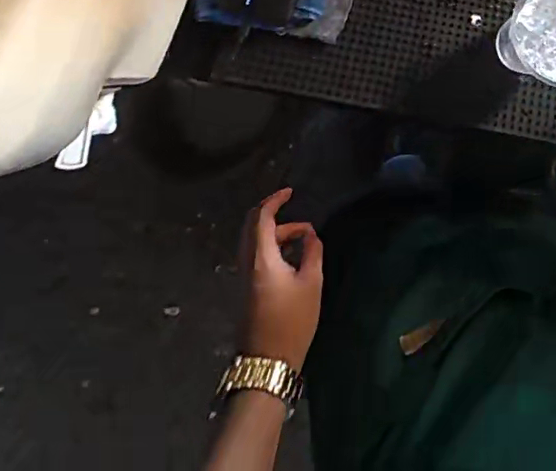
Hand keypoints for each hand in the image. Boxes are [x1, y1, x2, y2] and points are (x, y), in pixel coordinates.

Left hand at [237, 188, 322, 368]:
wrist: (267, 363)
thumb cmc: (292, 322)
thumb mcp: (311, 283)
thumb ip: (312, 252)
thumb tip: (310, 235)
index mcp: (261, 259)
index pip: (261, 219)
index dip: (274, 201)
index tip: (290, 192)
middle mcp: (246, 264)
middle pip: (251, 227)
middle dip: (271, 213)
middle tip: (293, 209)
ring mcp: (243, 278)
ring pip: (253, 242)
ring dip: (275, 232)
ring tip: (303, 237)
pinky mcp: (246, 289)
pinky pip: (255, 255)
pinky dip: (271, 246)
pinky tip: (291, 255)